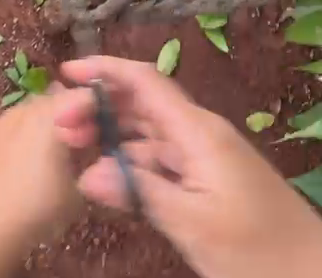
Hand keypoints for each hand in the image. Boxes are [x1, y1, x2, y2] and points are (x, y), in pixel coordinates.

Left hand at [0, 87, 93, 245]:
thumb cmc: (42, 205)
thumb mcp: (78, 188)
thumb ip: (85, 161)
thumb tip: (85, 150)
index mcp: (53, 114)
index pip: (83, 97)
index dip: (95, 109)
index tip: (100, 129)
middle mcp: (27, 108)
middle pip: (53, 99)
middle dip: (66, 114)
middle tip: (76, 141)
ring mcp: (2, 118)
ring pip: (27, 109)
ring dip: (38, 122)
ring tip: (44, 149)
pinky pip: (2, 124)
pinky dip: (10, 132)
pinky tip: (12, 150)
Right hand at [57, 56, 321, 277]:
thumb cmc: (259, 253)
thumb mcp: (194, 224)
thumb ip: (140, 192)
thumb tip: (87, 174)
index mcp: (198, 131)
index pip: (144, 81)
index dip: (104, 69)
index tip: (65, 73)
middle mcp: (200, 133)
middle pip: (141, 104)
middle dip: (100, 107)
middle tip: (61, 130)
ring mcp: (206, 157)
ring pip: (149, 133)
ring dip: (113, 137)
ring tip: (75, 153)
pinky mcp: (210, 181)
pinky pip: (163, 160)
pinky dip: (133, 164)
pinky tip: (111, 181)